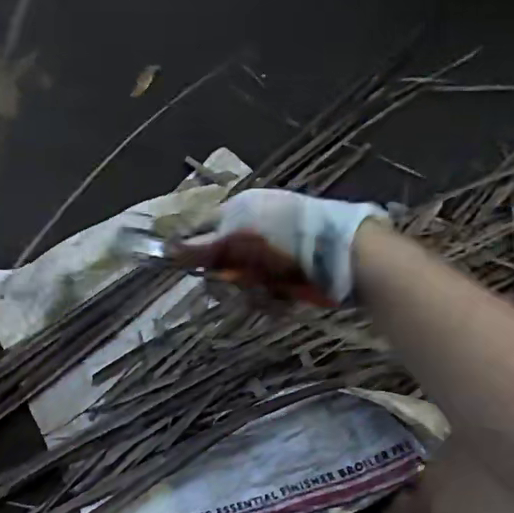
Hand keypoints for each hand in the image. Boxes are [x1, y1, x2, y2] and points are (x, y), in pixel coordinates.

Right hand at [175, 189, 389, 304]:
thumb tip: (167, 250)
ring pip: (244, 282)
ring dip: (253, 293)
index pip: (206, 231)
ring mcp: (275, 254)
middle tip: (244, 282)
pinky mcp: (292, 277)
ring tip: (270, 294)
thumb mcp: (241, 236)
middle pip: (224, 262)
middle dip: (231, 278)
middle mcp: (256, 230)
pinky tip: (284, 301)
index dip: (202, 253)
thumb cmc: (289, 237)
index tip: (206, 270)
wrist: (346, 255)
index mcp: (243, 210)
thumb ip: (203, 246)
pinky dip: (272, 301)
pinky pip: (267, 294)